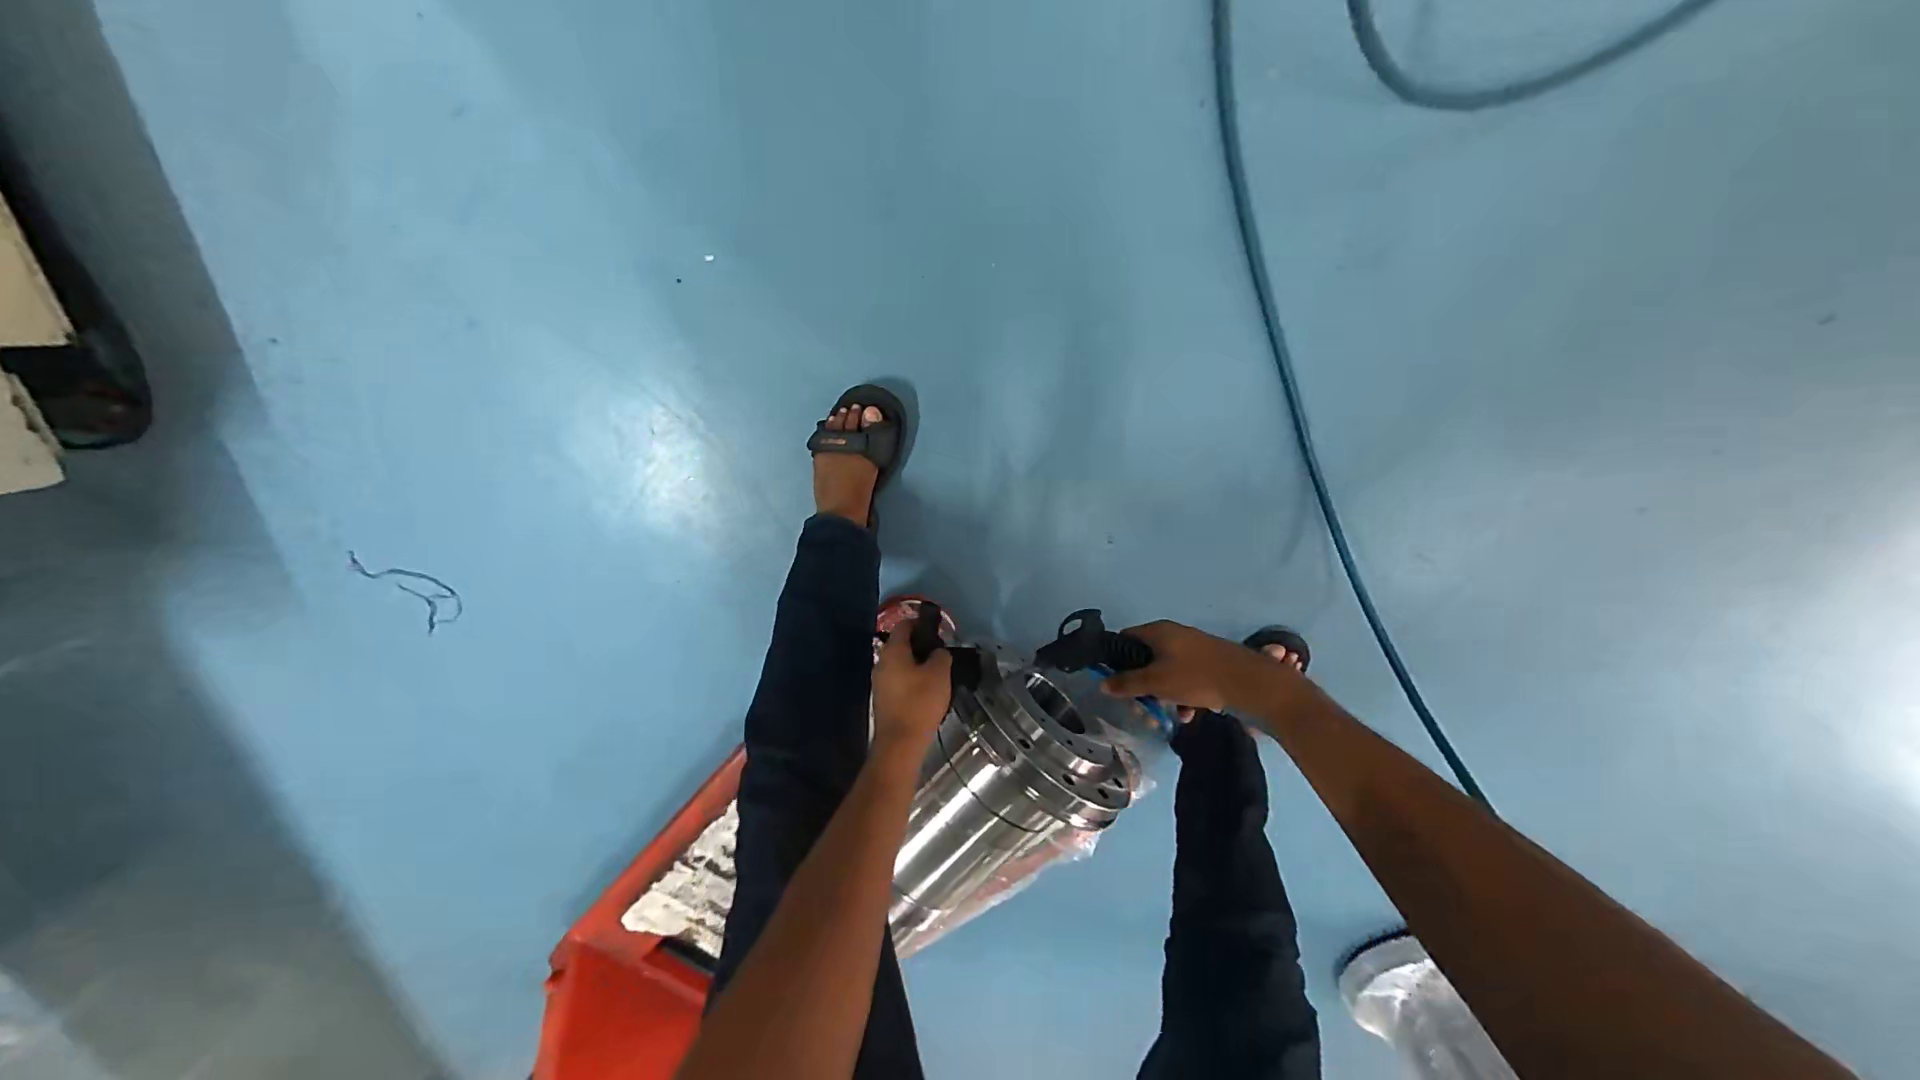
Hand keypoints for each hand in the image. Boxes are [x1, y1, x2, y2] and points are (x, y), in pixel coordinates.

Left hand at [871, 627, 951, 754]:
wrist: (900, 741)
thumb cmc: (920, 702)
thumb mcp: (939, 674)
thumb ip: (940, 656)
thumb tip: (938, 652)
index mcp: (893, 651)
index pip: (904, 626)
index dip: (920, 623)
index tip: (936, 627)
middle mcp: (881, 663)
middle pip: (900, 645)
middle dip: (919, 645)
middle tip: (939, 650)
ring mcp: (879, 682)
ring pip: (899, 664)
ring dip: (915, 663)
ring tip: (936, 670)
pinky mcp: (882, 699)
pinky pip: (898, 680)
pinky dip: (910, 679)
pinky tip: (925, 689)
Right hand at [1098, 620, 1286, 712]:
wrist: (1248, 682)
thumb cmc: (1195, 677)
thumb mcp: (1155, 683)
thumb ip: (1126, 683)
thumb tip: (1102, 683)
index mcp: (1157, 631)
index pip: (1126, 638)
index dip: (1116, 658)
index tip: (1114, 680)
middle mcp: (1174, 634)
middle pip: (1147, 656)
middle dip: (1143, 682)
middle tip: (1141, 702)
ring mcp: (1194, 647)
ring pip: (1168, 669)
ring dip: (1165, 692)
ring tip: (1170, 713)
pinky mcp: (1210, 661)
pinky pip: (1187, 676)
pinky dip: (1184, 693)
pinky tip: (1191, 713)